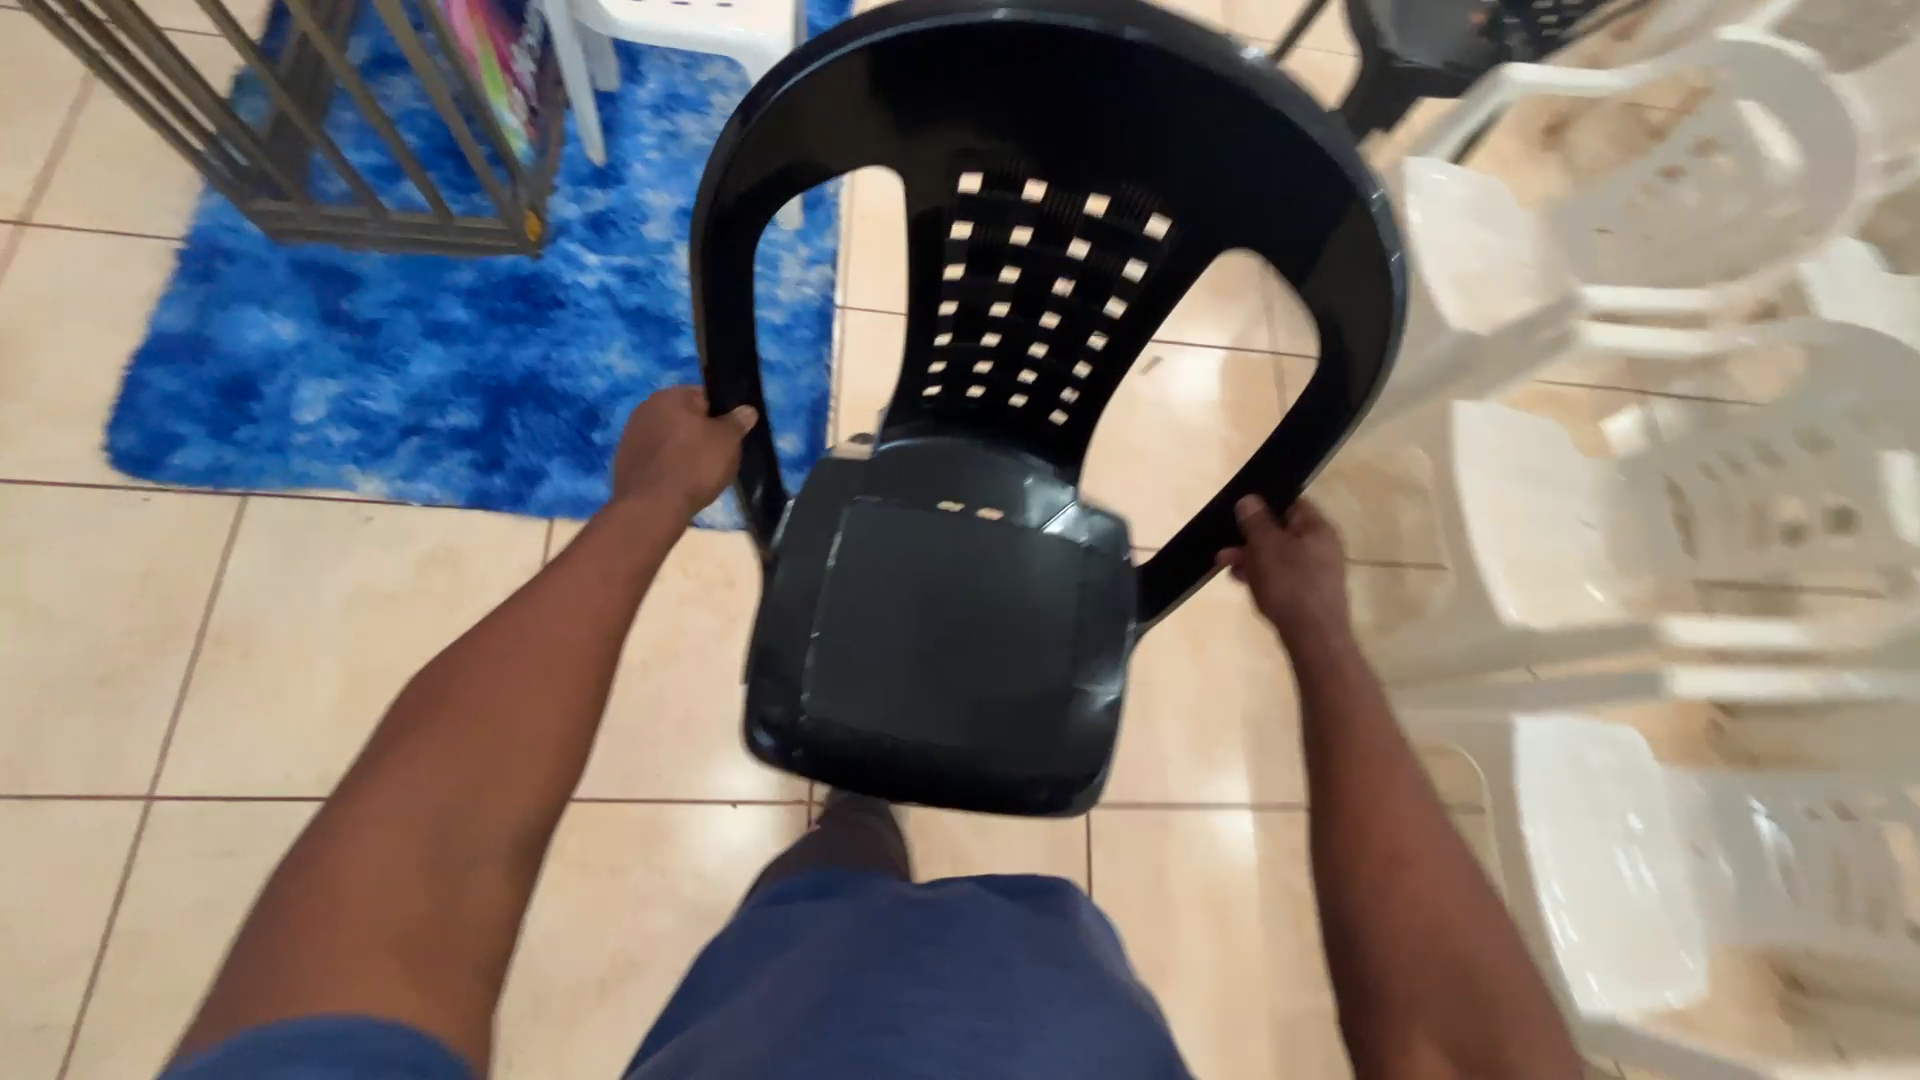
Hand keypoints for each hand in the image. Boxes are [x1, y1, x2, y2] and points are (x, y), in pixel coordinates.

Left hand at [610, 386, 757, 519]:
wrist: (652, 506)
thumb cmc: (694, 466)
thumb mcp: (728, 442)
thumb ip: (737, 421)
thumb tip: (746, 410)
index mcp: (671, 396)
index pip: (706, 396)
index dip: (723, 416)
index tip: (731, 437)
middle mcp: (646, 407)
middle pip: (685, 417)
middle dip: (702, 433)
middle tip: (718, 457)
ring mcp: (631, 434)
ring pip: (670, 438)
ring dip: (683, 450)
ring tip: (698, 474)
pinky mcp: (625, 459)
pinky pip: (657, 457)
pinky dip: (668, 466)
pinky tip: (678, 483)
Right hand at [1216, 496, 1351, 648]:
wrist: (1313, 637)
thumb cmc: (1289, 584)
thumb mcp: (1266, 546)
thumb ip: (1256, 520)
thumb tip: (1249, 498)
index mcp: (1317, 528)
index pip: (1291, 502)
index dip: (1264, 502)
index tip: (1239, 510)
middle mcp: (1322, 546)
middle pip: (1281, 531)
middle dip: (1249, 538)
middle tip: (1223, 547)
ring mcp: (1317, 571)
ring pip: (1277, 555)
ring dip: (1250, 558)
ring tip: (1226, 566)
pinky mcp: (1309, 592)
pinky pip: (1281, 575)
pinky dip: (1262, 575)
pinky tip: (1243, 583)